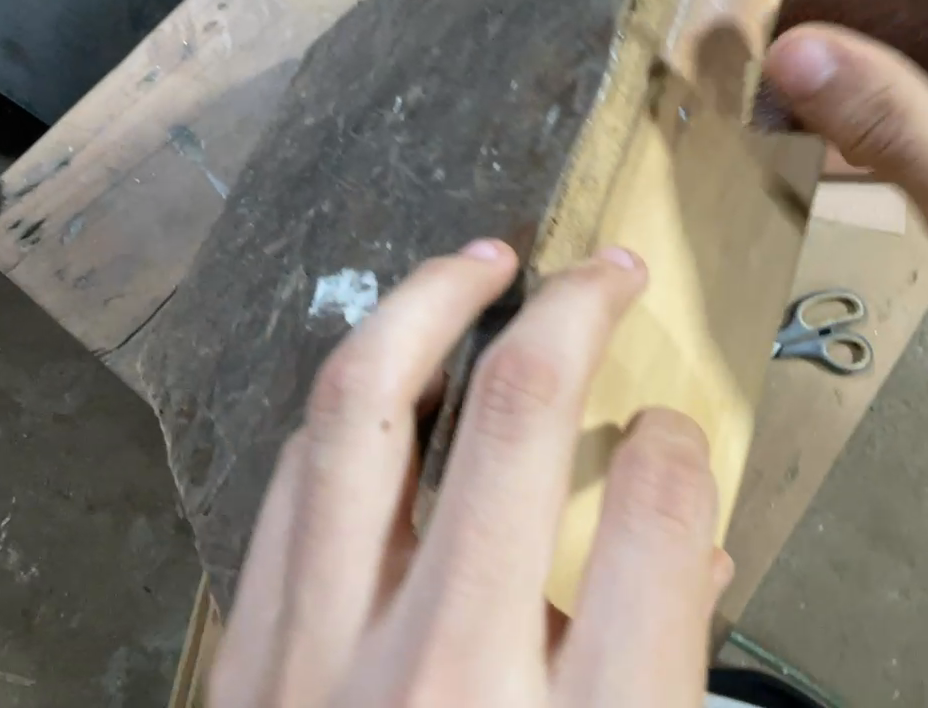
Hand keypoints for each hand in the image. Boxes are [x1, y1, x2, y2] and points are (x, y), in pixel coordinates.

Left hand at [210, 240, 734, 707]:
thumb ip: (672, 678)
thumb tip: (689, 550)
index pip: (660, 521)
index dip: (679, 449)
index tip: (670, 427)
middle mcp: (443, 681)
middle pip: (514, 421)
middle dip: (573, 316)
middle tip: (603, 270)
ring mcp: (313, 663)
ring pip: (362, 412)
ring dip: (427, 309)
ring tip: (479, 262)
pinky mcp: (239, 669)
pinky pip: (292, 484)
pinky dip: (348, 409)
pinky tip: (387, 375)